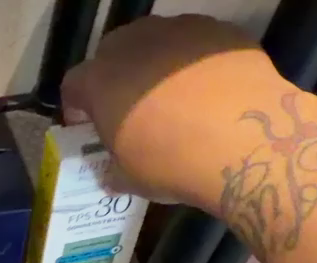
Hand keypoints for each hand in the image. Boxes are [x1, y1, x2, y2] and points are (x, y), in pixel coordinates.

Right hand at [61, 15, 300, 212]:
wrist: (244, 138)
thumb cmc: (171, 162)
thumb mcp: (130, 178)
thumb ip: (113, 168)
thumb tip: (113, 172)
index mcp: (101, 82)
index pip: (73, 84)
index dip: (76, 106)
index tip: (87, 125)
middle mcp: (135, 45)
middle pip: (111, 51)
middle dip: (113, 77)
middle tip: (126, 109)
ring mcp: (180, 30)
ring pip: (154, 41)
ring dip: (152, 64)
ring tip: (168, 98)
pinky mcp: (219, 30)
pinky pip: (194, 43)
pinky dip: (191, 62)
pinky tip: (204, 91)